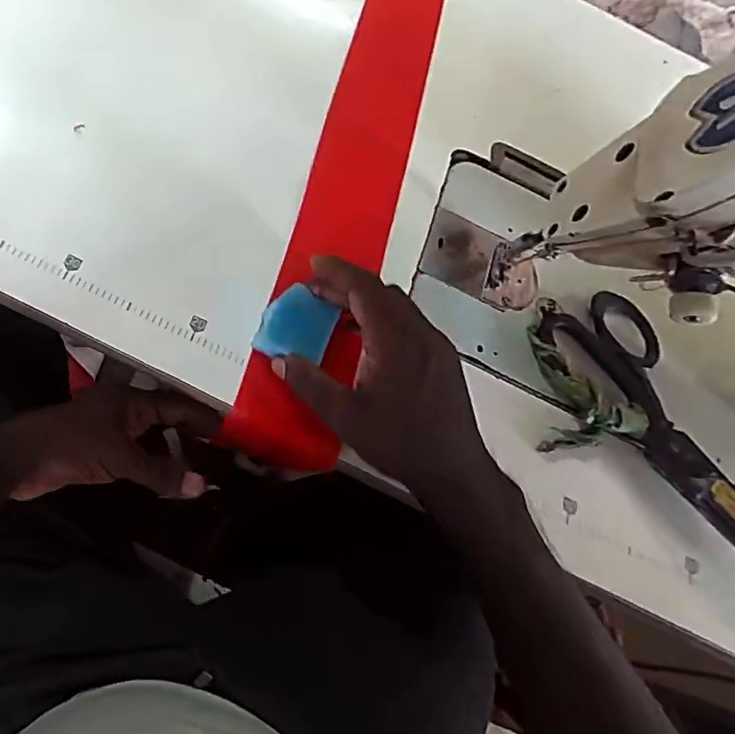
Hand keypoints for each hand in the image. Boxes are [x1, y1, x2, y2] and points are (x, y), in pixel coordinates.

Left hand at [0, 386, 218, 500]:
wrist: (19, 458)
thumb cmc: (71, 446)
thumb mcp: (120, 459)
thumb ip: (160, 473)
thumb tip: (203, 486)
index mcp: (130, 400)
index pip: (177, 405)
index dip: (203, 417)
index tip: (230, 429)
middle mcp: (122, 409)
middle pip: (165, 418)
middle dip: (190, 434)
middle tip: (220, 450)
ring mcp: (108, 428)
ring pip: (149, 437)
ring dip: (171, 451)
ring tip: (199, 466)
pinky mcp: (97, 449)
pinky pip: (134, 453)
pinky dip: (151, 463)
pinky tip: (165, 477)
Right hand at [272, 256, 489, 490]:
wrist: (453, 469)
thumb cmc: (398, 442)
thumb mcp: (344, 416)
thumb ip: (310, 384)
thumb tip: (281, 358)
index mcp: (396, 340)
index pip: (366, 290)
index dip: (339, 272)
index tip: (314, 264)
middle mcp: (420, 334)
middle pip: (383, 293)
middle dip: (348, 286)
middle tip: (315, 291)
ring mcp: (436, 346)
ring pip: (398, 307)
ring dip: (366, 302)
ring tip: (335, 313)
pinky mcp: (441, 360)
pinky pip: (408, 324)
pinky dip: (381, 319)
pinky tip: (365, 341)